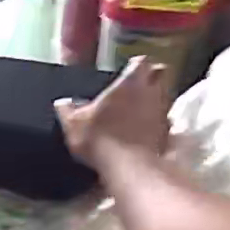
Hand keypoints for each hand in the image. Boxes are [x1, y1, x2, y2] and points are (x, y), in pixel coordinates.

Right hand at [55, 56, 174, 170]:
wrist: (128, 167)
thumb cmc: (100, 137)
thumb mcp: (74, 124)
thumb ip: (68, 110)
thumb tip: (61, 103)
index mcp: (130, 82)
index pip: (141, 62)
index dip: (135, 65)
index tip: (128, 71)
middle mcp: (151, 92)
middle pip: (160, 74)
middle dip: (152, 77)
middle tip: (138, 86)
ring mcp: (162, 112)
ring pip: (166, 97)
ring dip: (156, 100)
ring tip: (141, 110)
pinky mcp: (167, 133)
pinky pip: (165, 122)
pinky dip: (157, 123)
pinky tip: (146, 132)